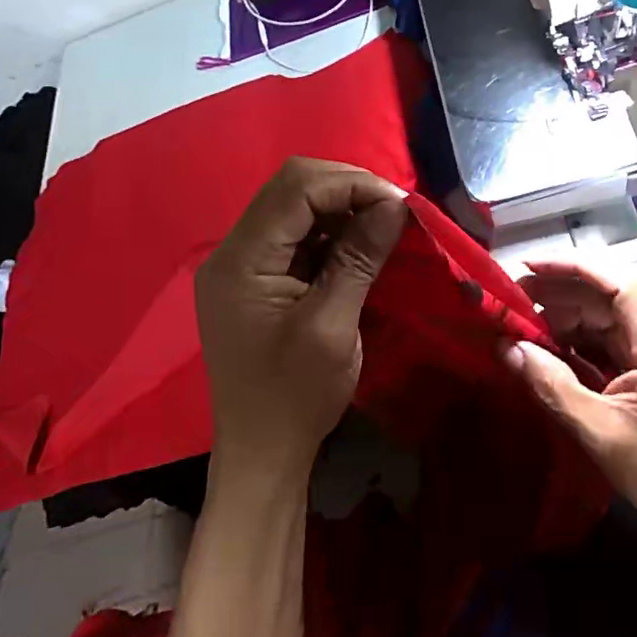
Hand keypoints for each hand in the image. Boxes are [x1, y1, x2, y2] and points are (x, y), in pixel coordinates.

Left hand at [195, 158, 408, 473]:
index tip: (402, 205)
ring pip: (297, 205)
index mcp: (241, 262)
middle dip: (349, 189)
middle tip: (397, 213)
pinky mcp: (260, 278)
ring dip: (345, 207)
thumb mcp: (333, 326)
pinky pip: (300, 233)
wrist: (263, 451)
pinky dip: (336, 229)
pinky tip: (363, 245)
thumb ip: (359, 258)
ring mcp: (245, 264)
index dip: (352, 184)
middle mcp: (234, 252)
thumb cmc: (296, 396)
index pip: (296, 190)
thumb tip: (396, 204)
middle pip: (293, 187)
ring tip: (386, 226)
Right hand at [504, 261, 636, 546]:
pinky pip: (614, 336)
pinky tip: (548, 344)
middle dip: (559, 292)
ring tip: (520, 322)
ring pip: (609, 313)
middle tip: (510, 301)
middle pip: (610, 295)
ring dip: (566, 314)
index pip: (620, 283)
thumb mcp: (603, 435)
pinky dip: (581, 336)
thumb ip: (554, 387)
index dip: (573, 268)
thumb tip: (509, 348)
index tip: (529, 268)